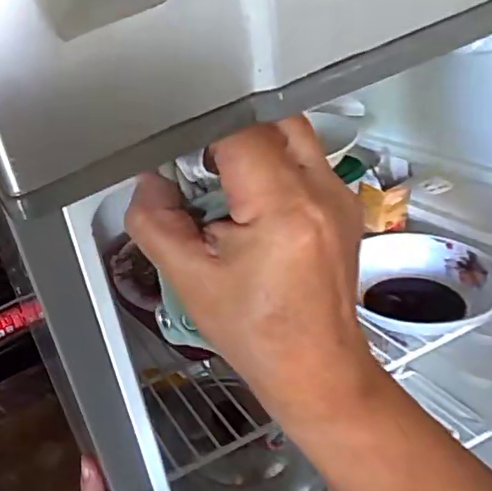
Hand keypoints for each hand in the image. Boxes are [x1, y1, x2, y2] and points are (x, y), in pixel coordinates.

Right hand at [126, 117, 375, 415]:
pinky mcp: (342, 207)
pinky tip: (252, 206)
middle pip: (273, 121)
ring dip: (254, 147)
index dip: (201, 134)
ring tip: (225, 188)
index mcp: (283, 207)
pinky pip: (306, 161)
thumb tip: (148, 184)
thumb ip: (156, 223)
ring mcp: (338, 197)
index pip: (240, 133)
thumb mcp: (189, 280)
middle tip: (201, 166)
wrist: (315, 368)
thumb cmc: (259, 334)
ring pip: (293, 136)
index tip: (178, 153)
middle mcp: (321, 192)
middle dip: (230, 133)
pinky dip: (275, 166)